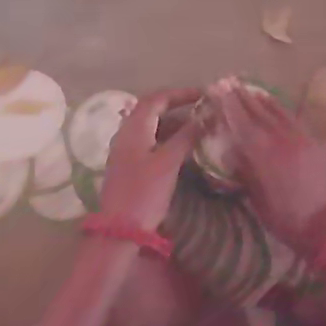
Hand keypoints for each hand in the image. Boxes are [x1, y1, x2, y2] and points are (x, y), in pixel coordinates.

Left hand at [98, 89, 204, 230]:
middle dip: (177, 106)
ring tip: (197, 127)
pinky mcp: (128, 165)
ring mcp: (125, 150)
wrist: (119, 231)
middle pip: (152, 110)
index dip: (180, 94)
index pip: (157, 99)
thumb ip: (186, 136)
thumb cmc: (144, 192)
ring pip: (150, 127)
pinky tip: (182, 147)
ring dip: (173, 122)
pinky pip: (149, 141)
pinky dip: (166, 137)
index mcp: (134, 128)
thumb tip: (205, 116)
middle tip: (201, 108)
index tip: (203, 94)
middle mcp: (126, 134)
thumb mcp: (169, 162)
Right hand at [206, 79, 325, 250]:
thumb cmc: (290, 219)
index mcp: (263, 153)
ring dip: (261, 98)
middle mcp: (280, 138)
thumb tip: (231, 152)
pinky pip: (293, 117)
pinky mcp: (314, 140)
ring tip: (250, 88)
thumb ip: (245, 173)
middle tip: (229, 82)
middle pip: (258, 111)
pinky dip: (281, 107)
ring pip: (277, 110)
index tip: (217, 89)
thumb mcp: (259, 201)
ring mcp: (299, 136)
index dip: (228, 105)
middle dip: (242, 96)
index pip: (241, 122)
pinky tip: (276, 104)